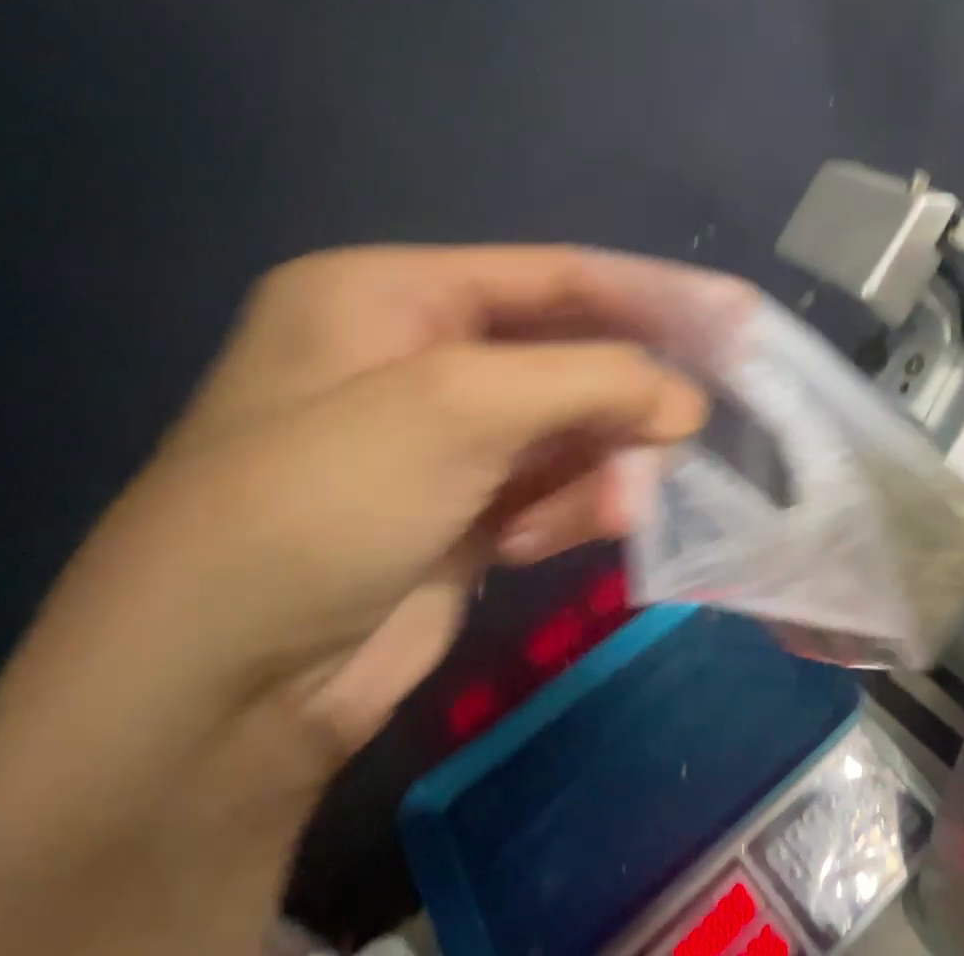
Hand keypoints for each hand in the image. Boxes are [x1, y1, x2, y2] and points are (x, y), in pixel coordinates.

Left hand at [0, 245, 732, 955]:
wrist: (221, 687)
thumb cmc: (323, 504)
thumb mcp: (459, 407)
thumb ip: (595, 380)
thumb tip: (689, 402)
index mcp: (392, 296)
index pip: (556, 275)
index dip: (655, 292)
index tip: (742, 317)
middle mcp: (417, 358)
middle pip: (571, 356)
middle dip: (629, 398)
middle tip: (692, 431)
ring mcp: (442, 444)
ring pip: (574, 431)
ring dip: (602, 467)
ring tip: (614, 508)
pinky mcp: (464, 515)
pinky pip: (554, 490)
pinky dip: (570, 510)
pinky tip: (539, 544)